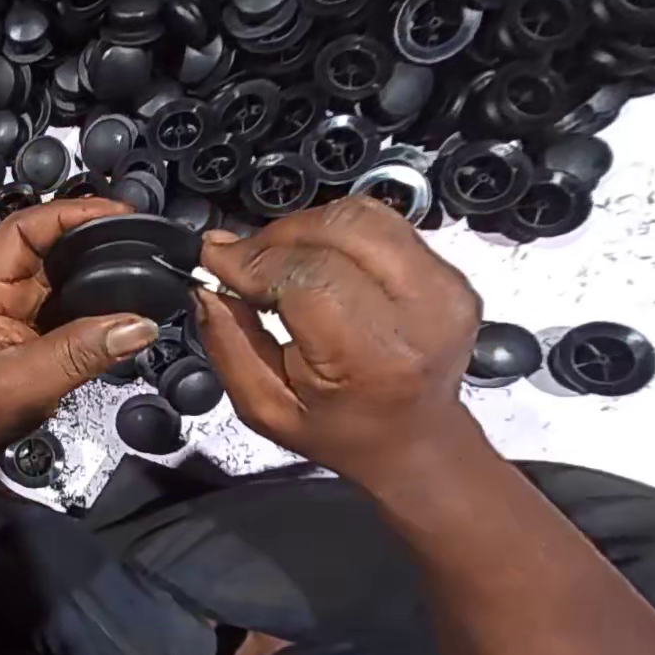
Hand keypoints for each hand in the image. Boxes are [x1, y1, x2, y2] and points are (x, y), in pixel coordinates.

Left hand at [0, 199, 159, 453]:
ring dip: (98, 261)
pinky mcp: (41, 325)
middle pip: (47, 242)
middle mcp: (2, 289)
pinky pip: (75, 297)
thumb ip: (83, 352)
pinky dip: (100, 292)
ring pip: (64, 268)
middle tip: (134, 230)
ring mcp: (23, 306)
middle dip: (89, 232)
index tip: (112, 213)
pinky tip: (124, 291)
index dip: (67, 214)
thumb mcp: (29, 380)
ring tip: (136, 254)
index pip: (22, 230)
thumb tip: (138, 325)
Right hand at [193, 196, 483, 482]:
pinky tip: (307, 258)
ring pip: (359, 216)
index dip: (252, 260)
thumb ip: (229, 346)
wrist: (412, 438)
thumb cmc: (337, 432)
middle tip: (237, 262)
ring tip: (270, 260)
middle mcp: (422, 312)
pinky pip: (380, 224)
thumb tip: (206, 288)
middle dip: (271, 239)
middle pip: (336, 232)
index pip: (307, 277)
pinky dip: (330, 231)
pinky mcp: (448, 270)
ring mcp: (444, 285)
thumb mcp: (264, 409)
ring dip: (300, 229)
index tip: (213, 259)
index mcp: (373, 359)